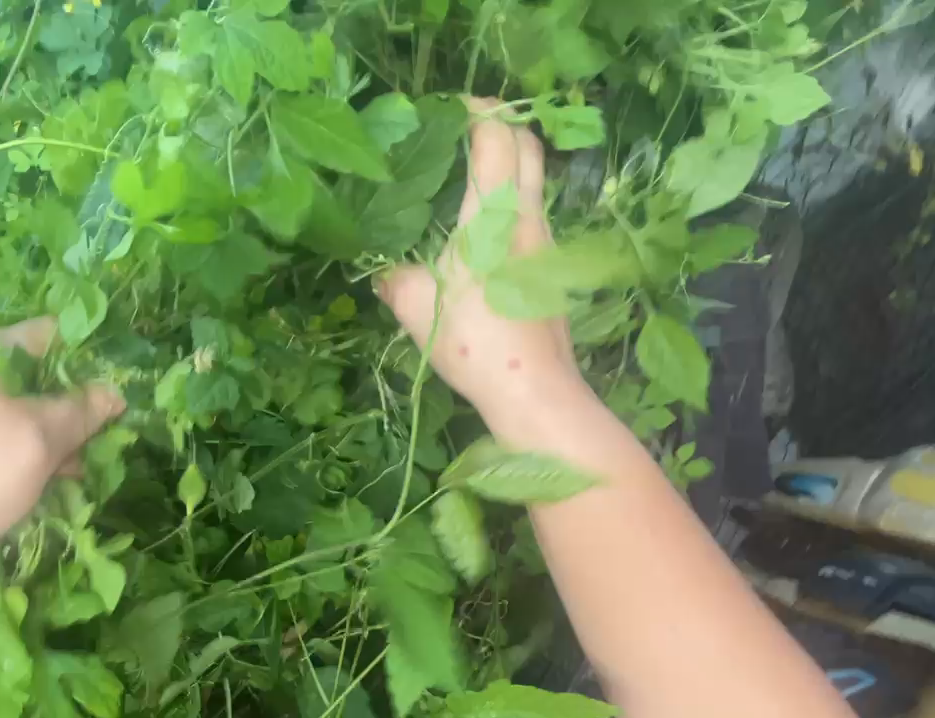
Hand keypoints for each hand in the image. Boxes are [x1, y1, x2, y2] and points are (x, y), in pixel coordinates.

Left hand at [0, 317, 122, 602]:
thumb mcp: (33, 445)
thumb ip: (77, 414)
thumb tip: (113, 393)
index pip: (49, 338)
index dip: (86, 368)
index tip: (111, 408)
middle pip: (27, 379)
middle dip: (65, 415)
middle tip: (88, 458)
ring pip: (3, 413)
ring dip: (38, 443)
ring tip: (60, 482)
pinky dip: (4, 456)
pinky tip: (16, 491)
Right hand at [376, 100, 589, 426]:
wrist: (531, 388)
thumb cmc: (473, 341)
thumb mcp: (415, 309)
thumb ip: (393, 279)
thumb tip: (381, 270)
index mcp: (494, 215)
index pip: (497, 136)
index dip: (478, 111)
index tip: (452, 111)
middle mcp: (528, 218)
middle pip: (529, 147)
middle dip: (502, 127)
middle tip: (465, 136)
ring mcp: (548, 244)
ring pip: (534, 184)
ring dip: (508, 169)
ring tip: (469, 185)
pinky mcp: (553, 271)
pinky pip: (533, 219)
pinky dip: (511, 208)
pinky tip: (484, 239)